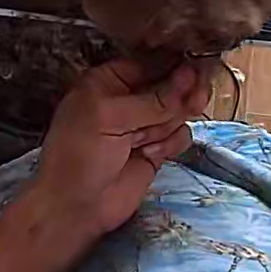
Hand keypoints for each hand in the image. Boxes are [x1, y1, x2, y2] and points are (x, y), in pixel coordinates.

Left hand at [24, 58, 211, 247]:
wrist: (76, 208)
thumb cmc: (79, 155)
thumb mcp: (109, 117)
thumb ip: (153, 99)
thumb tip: (190, 76)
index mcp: (109, 81)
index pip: (151, 63)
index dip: (174, 67)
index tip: (194, 72)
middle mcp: (129, 99)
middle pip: (172, 85)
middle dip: (181, 95)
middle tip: (194, 102)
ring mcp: (144, 124)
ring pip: (179, 110)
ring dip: (171, 123)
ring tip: (149, 140)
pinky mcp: (157, 149)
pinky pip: (180, 135)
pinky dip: (171, 144)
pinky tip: (151, 156)